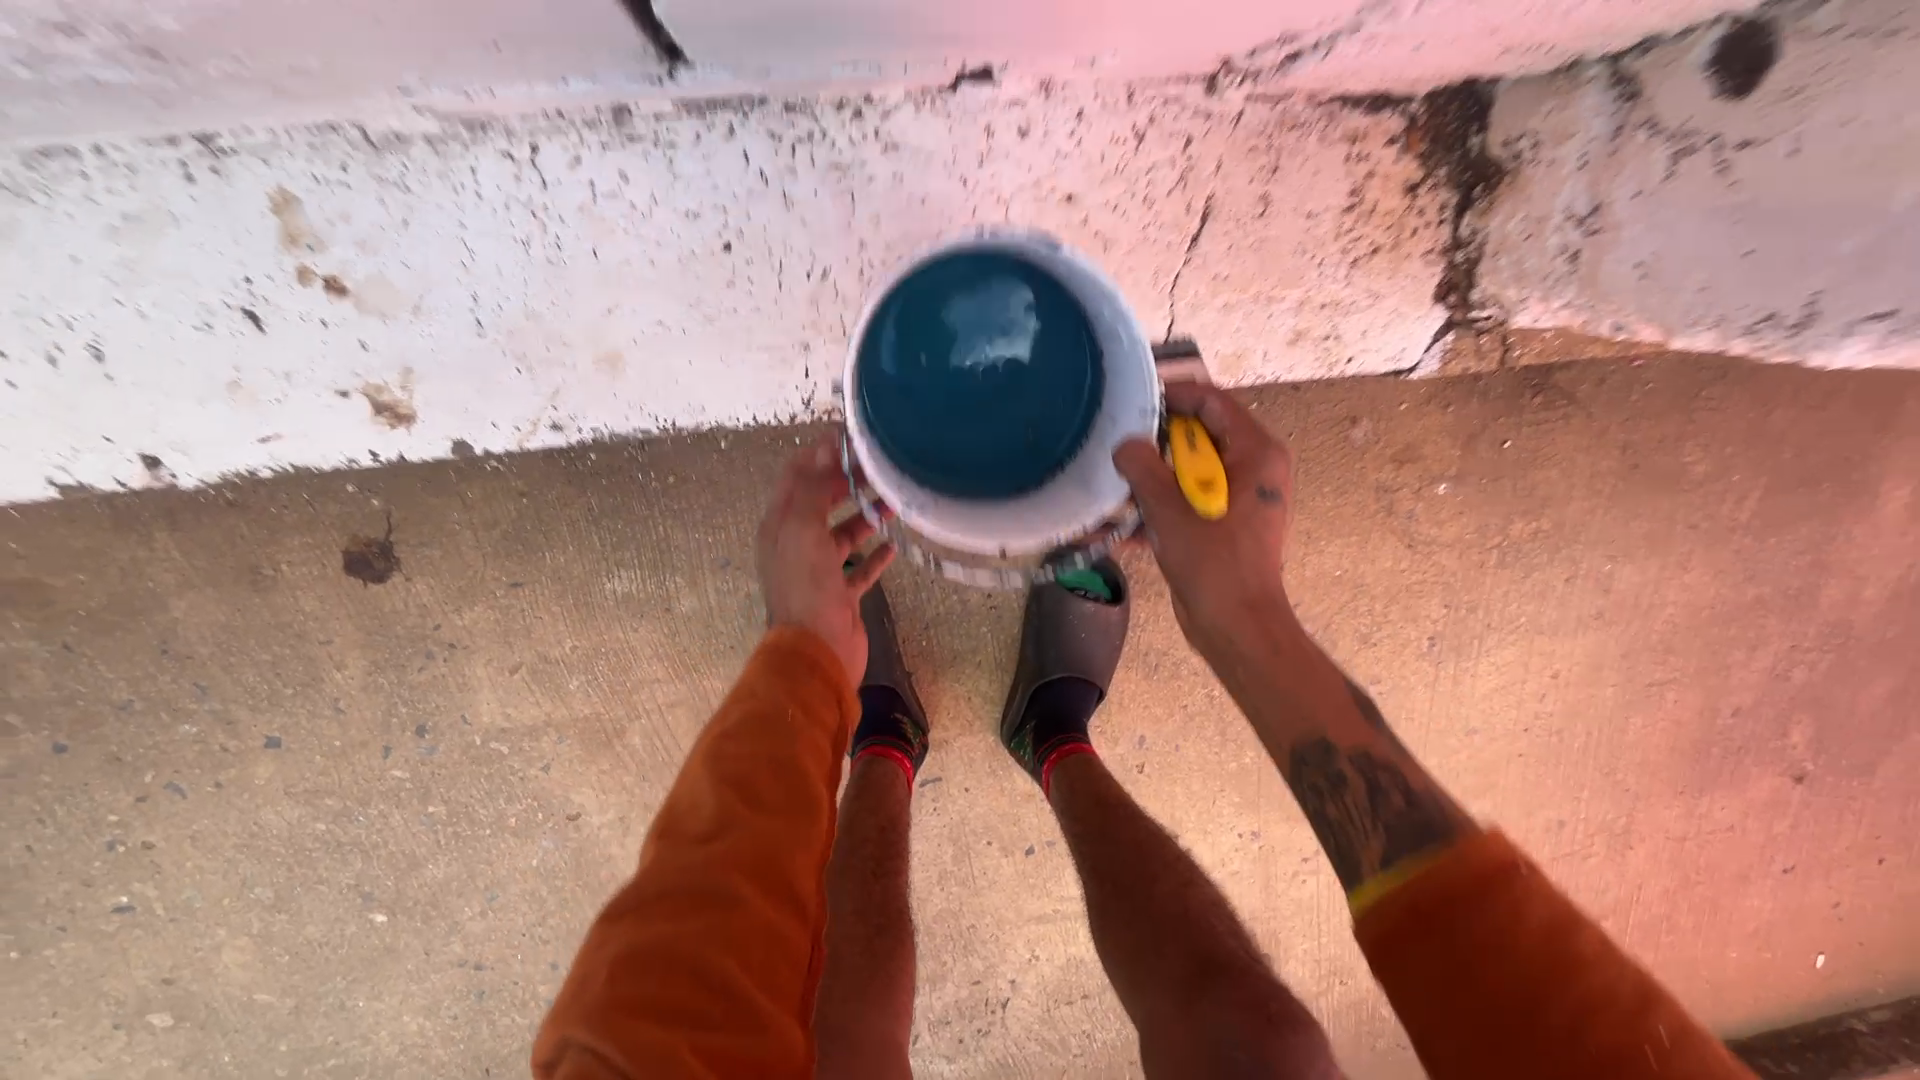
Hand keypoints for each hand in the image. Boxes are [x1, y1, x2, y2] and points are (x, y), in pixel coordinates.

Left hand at [756, 437, 895, 683]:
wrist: (816, 651)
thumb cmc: (806, 585)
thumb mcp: (802, 528)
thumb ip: (811, 486)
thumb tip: (823, 446)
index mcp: (780, 525)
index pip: (797, 476)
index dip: (820, 454)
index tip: (852, 437)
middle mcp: (796, 544)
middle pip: (822, 502)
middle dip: (848, 482)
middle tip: (881, 467)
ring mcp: (818, 571)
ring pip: (843, 534)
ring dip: (866, 516)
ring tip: (894, 501)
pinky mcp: (840, 594)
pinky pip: (859, 569)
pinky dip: (875, 556)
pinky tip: (893, 546)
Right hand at [1113, 382, 1296, 666]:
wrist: (1237, 626)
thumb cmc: (1213, 563)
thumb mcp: (1169, 510)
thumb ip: (1143, 469)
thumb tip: (1125, 446)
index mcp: (1256, 453)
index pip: (1212, 402)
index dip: (1173, 397)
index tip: (1133, 404)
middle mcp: (1255, 468)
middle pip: (1198, 437)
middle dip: (1155, 446)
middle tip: (1117, 448)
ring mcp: (1242, 497)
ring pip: (1189, 472)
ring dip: (1152, 481)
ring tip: (1114, 490)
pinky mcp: (1226, 524)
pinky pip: (1190, 501)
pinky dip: (1161, 509)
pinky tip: (1123, 527)